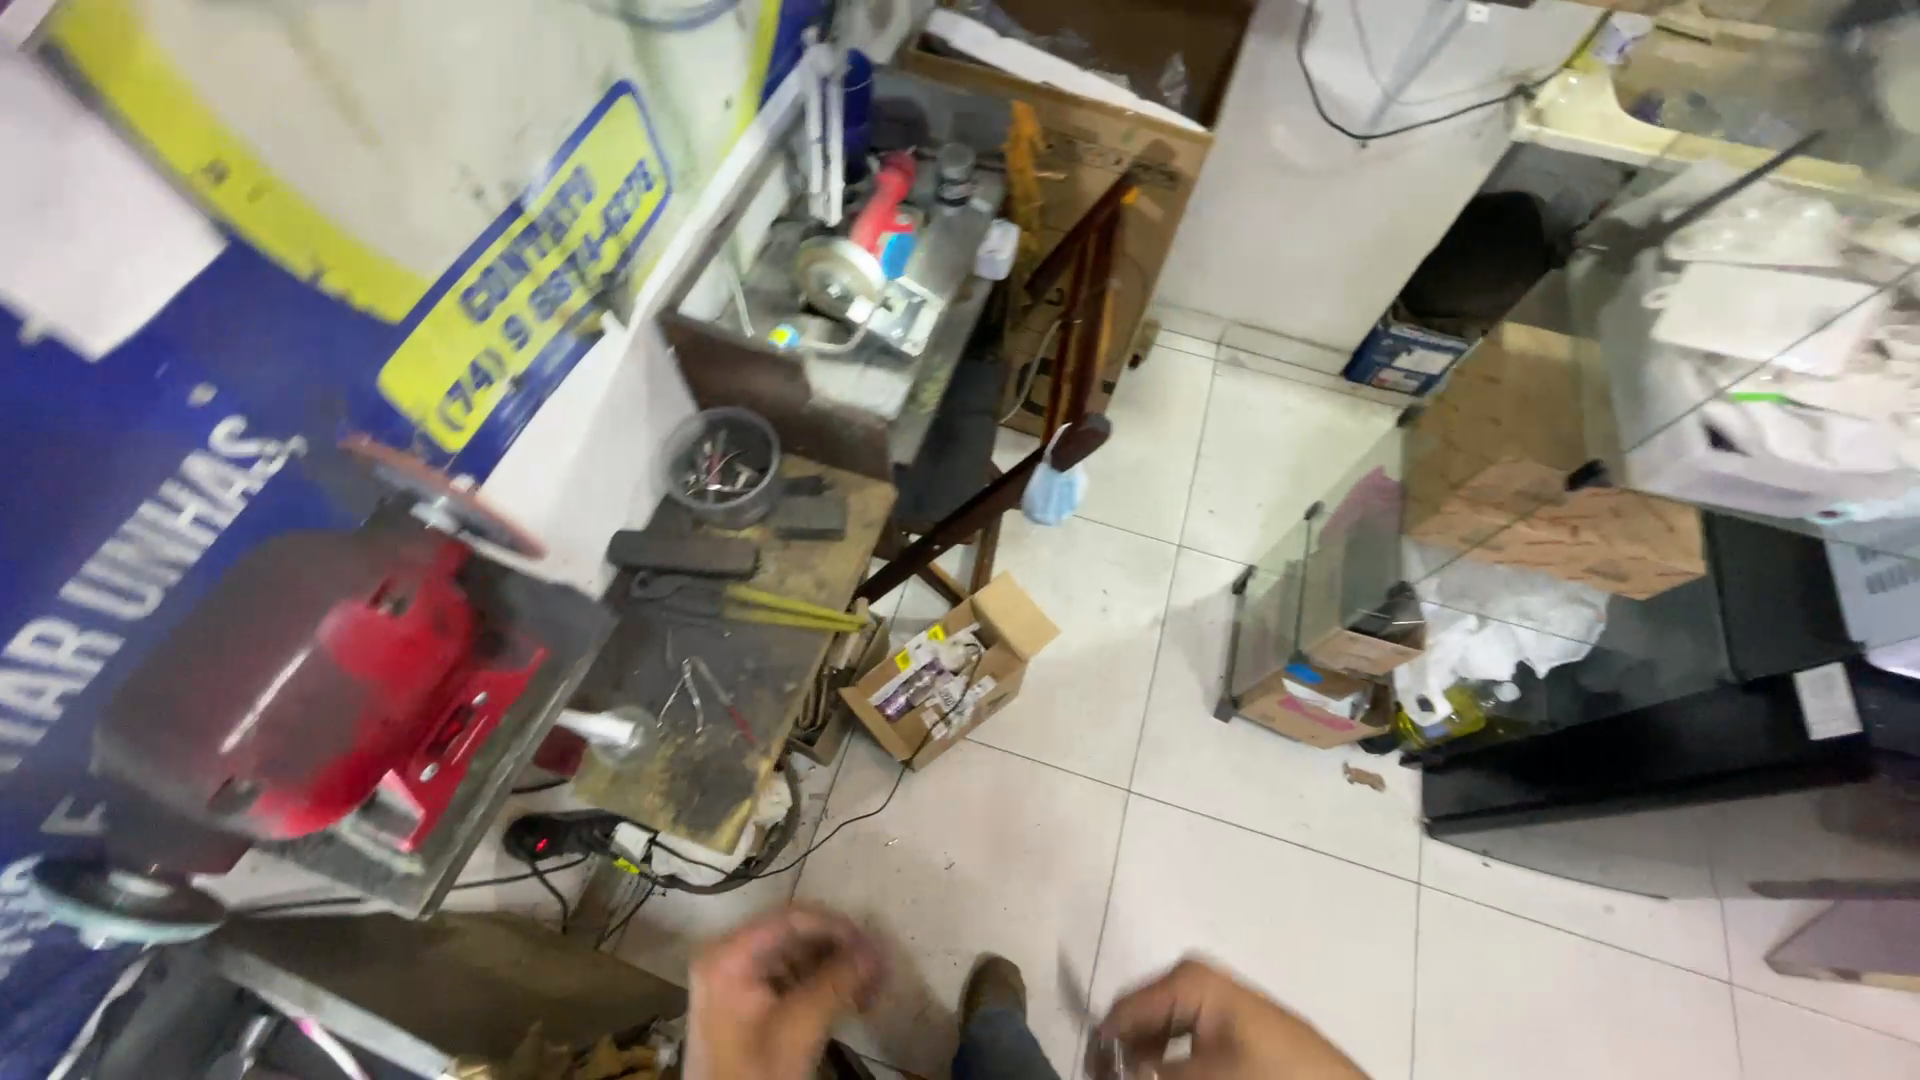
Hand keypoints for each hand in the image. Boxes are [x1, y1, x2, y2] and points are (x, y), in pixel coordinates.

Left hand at [685, 904, 888, 1079]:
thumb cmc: (755, 1077)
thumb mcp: (800, 1028)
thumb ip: (839, 981)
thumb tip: (878, 948)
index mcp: (730, 953)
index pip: (793, 918)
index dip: (837, 928)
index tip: (873, 947)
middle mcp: (729, 953)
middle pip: (796, 934)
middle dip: (840, 950)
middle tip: (877, 970)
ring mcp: (736, 975)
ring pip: (798, 953)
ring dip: (836, 968)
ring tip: (870, 990)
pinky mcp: (746, 997)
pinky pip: (790, 975)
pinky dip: (821, 984)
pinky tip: (850, 1000)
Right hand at [1094, 958, 1365, 1079]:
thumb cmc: (1271, 1074)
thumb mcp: (1203, 1076)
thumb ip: (1150, 1071)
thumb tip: (1113, 1069)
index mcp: (1185, 977)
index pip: (1122, 1011)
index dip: (1104, 1051)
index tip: (1095, 1075)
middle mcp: (1193, 976)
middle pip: (1139, 1020)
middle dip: (1129, 1056)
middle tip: (1118, 1078)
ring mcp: (1213, 998)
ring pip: (1160, 1034)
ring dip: (1150, 1061)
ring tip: (1146, 1077)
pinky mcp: (1230, 1022)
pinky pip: (1184, 1040)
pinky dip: (1173, 1061)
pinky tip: (1174, 1075)